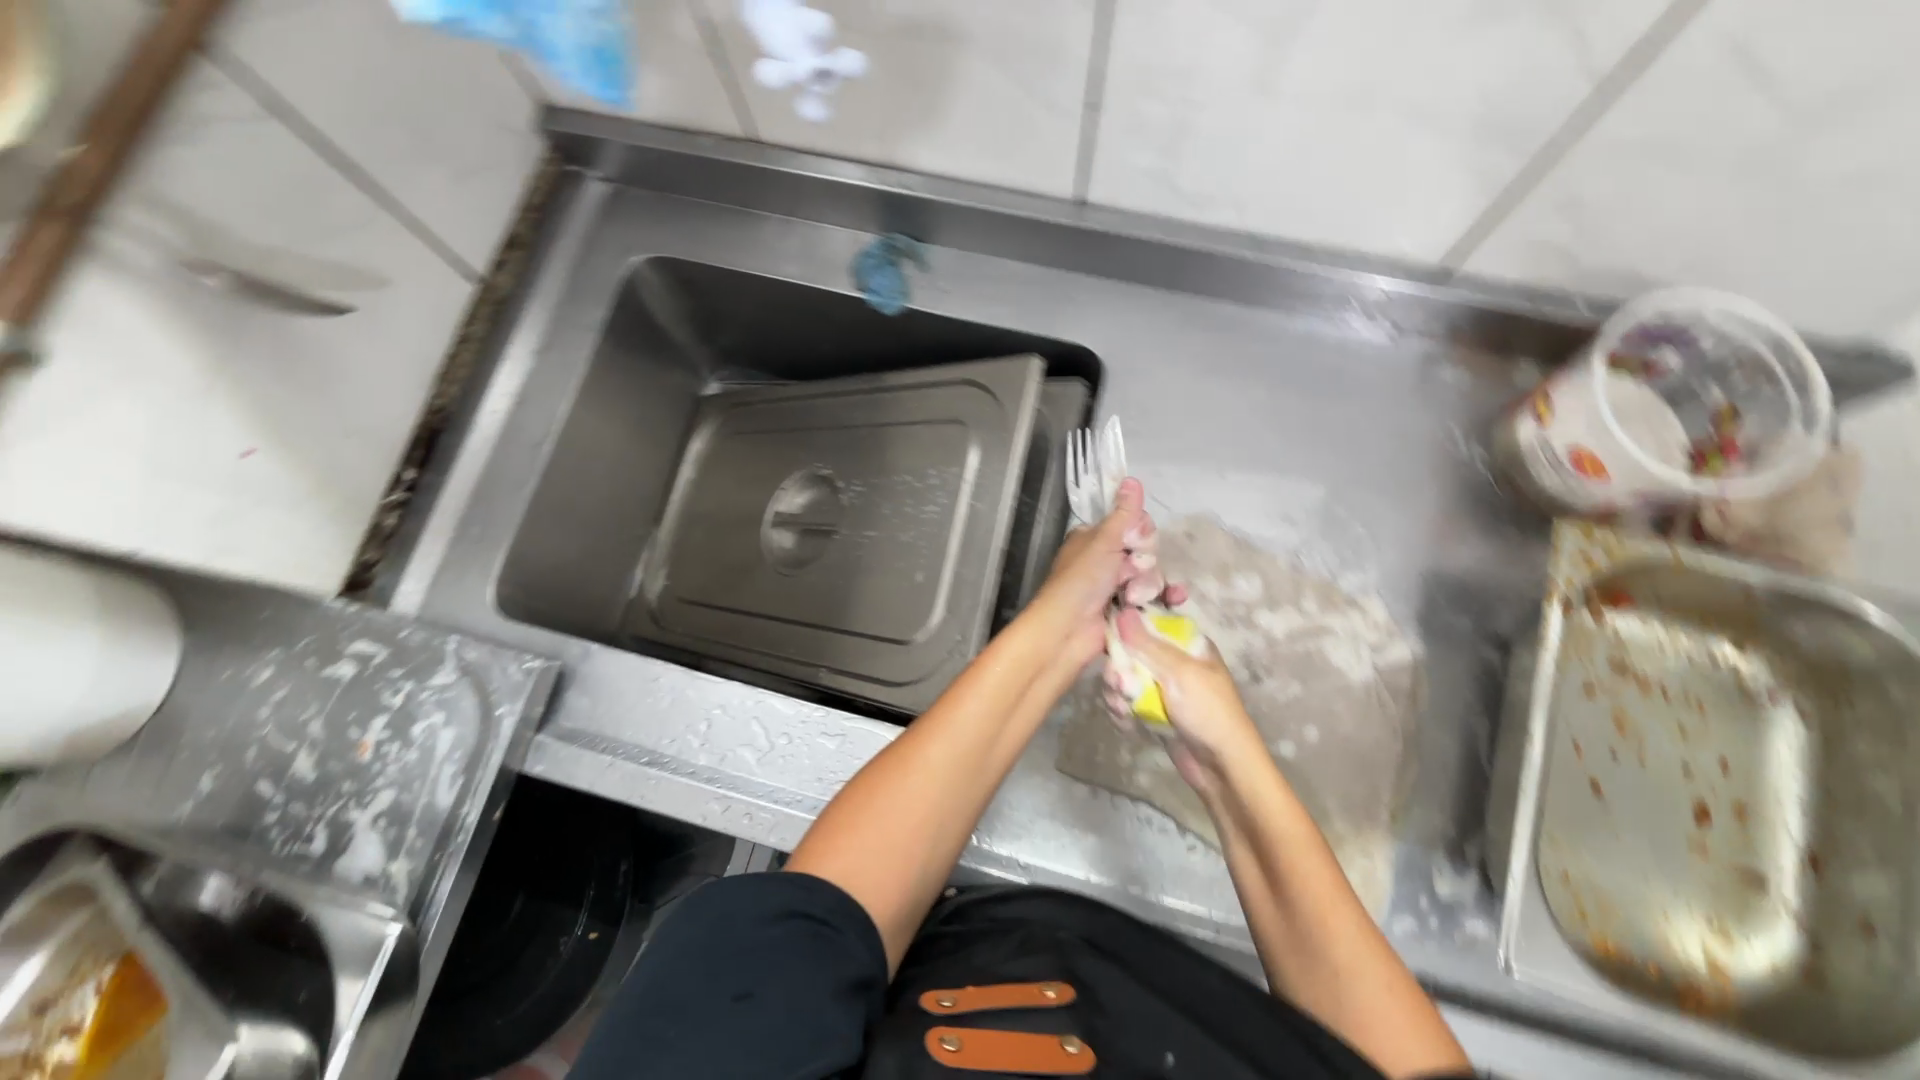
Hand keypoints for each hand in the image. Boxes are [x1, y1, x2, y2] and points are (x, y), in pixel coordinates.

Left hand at [1031, 478, 1183, 664]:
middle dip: (1143, 562)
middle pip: (1146, 549)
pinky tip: (1174, 599)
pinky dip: (1164, 598)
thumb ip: (1123, 513)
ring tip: (1129, 598)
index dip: (1141, 533)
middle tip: (1128, 572)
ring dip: (1146, 585)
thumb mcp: (1103, 541)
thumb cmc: (1080, 580)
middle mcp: (1107, 559)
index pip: (1134, 524)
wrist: (1068, 630)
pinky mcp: (1128, 609)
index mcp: (1096, 538)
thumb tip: (1132, 479)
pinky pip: (1156, 597)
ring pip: (1152, 574)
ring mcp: (1118, 585)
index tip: (1133, 541)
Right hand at [1108, 608, 1264, 801]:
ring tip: (1124, 710)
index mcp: (1187, 644)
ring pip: (1124, 679)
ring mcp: (1161, 688)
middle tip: (1120, 685)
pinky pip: (1126, 703)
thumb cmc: (1208, 711)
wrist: (1221, 766)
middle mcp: (1173, 662)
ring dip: (1118, 694)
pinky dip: (1122, 712)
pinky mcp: (1152, 711)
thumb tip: (1122, 611)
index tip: (1112, 639)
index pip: (1149, 623)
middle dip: (1119, 670)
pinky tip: (1127, 723)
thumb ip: (1148, 644)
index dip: (1127, 628)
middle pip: (1130, 652)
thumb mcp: (1180, 672)